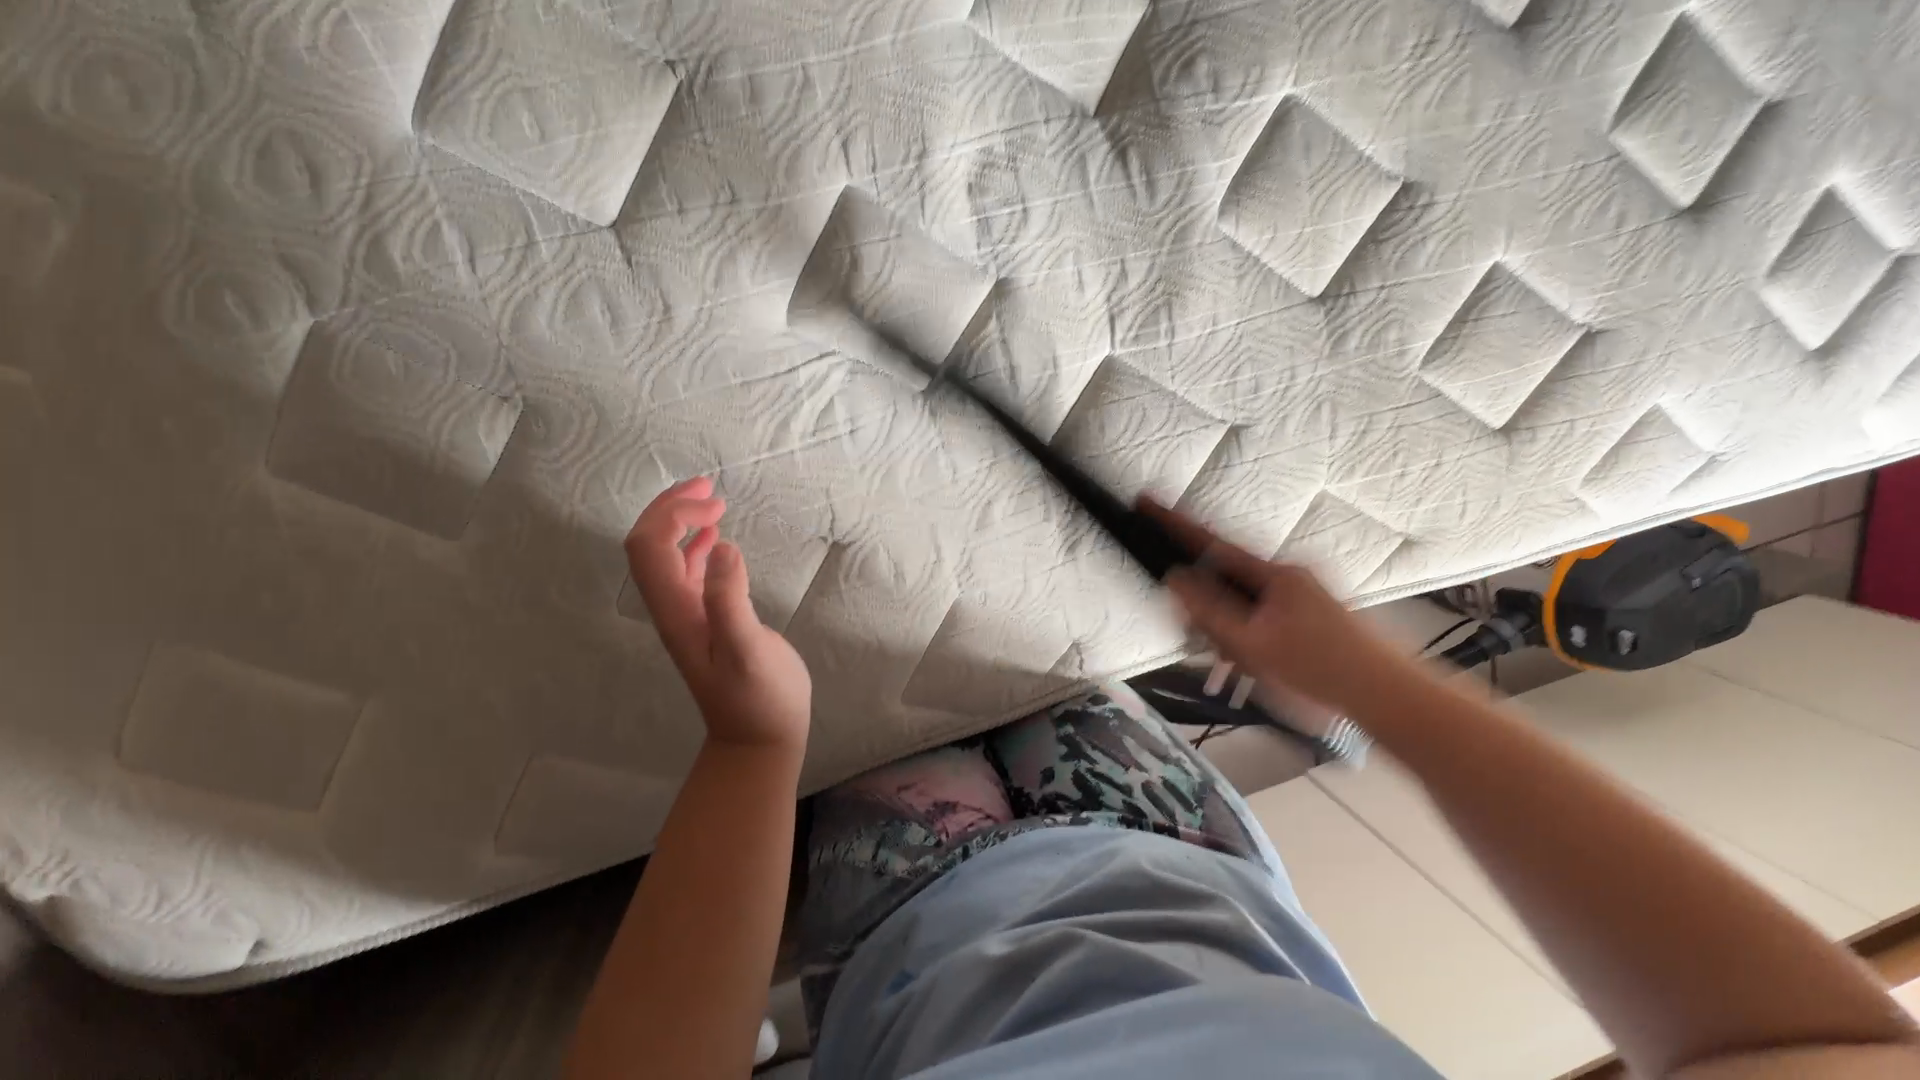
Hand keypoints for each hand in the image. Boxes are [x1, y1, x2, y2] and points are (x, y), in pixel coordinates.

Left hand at [625, 478, 810, 751]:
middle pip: (647, 545)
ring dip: (680, 521)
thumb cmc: (760, 700)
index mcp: (677, 611)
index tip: (715, 500)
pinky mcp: (705, 622)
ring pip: (664, 556)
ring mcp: (686, 615)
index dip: (672, 513)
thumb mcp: (748, 652)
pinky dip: (695, 544)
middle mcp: (672, 609)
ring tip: (714, 499)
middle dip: (670, 507)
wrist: (758, 741)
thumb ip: (730, 601)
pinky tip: (716, 538)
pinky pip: (686, 572)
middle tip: (709, 485)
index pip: (650, 546)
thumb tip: (720, 546)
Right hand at [1139, 497, 1418, 716]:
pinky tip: (1261, 670)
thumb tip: (1176, 580)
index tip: (1145, 503)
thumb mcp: (1250, 644)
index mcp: (1274, 574)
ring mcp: (1304, 595)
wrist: (1386, 695)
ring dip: (1235, 637)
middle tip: (1214, 648)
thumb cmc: (1320, 669)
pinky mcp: (1313, 616)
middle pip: (1226, 584)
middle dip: (1210, 615)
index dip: (1174, 524)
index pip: (1211, 543)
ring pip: (1245, 608)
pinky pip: (1265, 621)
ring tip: (1246, 670)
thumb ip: (1207, 611)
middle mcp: (1289, 576)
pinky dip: (1253, 643)